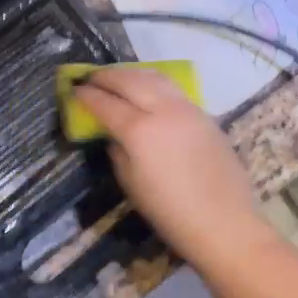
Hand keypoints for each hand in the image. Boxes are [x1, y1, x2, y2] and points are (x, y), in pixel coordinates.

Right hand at [73, 68, 279, 266]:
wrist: (224, 223)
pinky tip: (146, 90)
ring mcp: (187, 109)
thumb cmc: (169, 211)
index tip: (74, 90)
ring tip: (117, 77)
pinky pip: (173, 89)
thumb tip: (113, 133)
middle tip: (91, 77)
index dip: (87, 95)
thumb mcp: (130, 182)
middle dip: (107, 76)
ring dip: (131, 74)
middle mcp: (163, 111)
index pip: (106, 103)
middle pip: (130, 81)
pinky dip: (153, 82)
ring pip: (154, 77)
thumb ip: (117, 149)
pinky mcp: (205, 114)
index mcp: (140, 131)